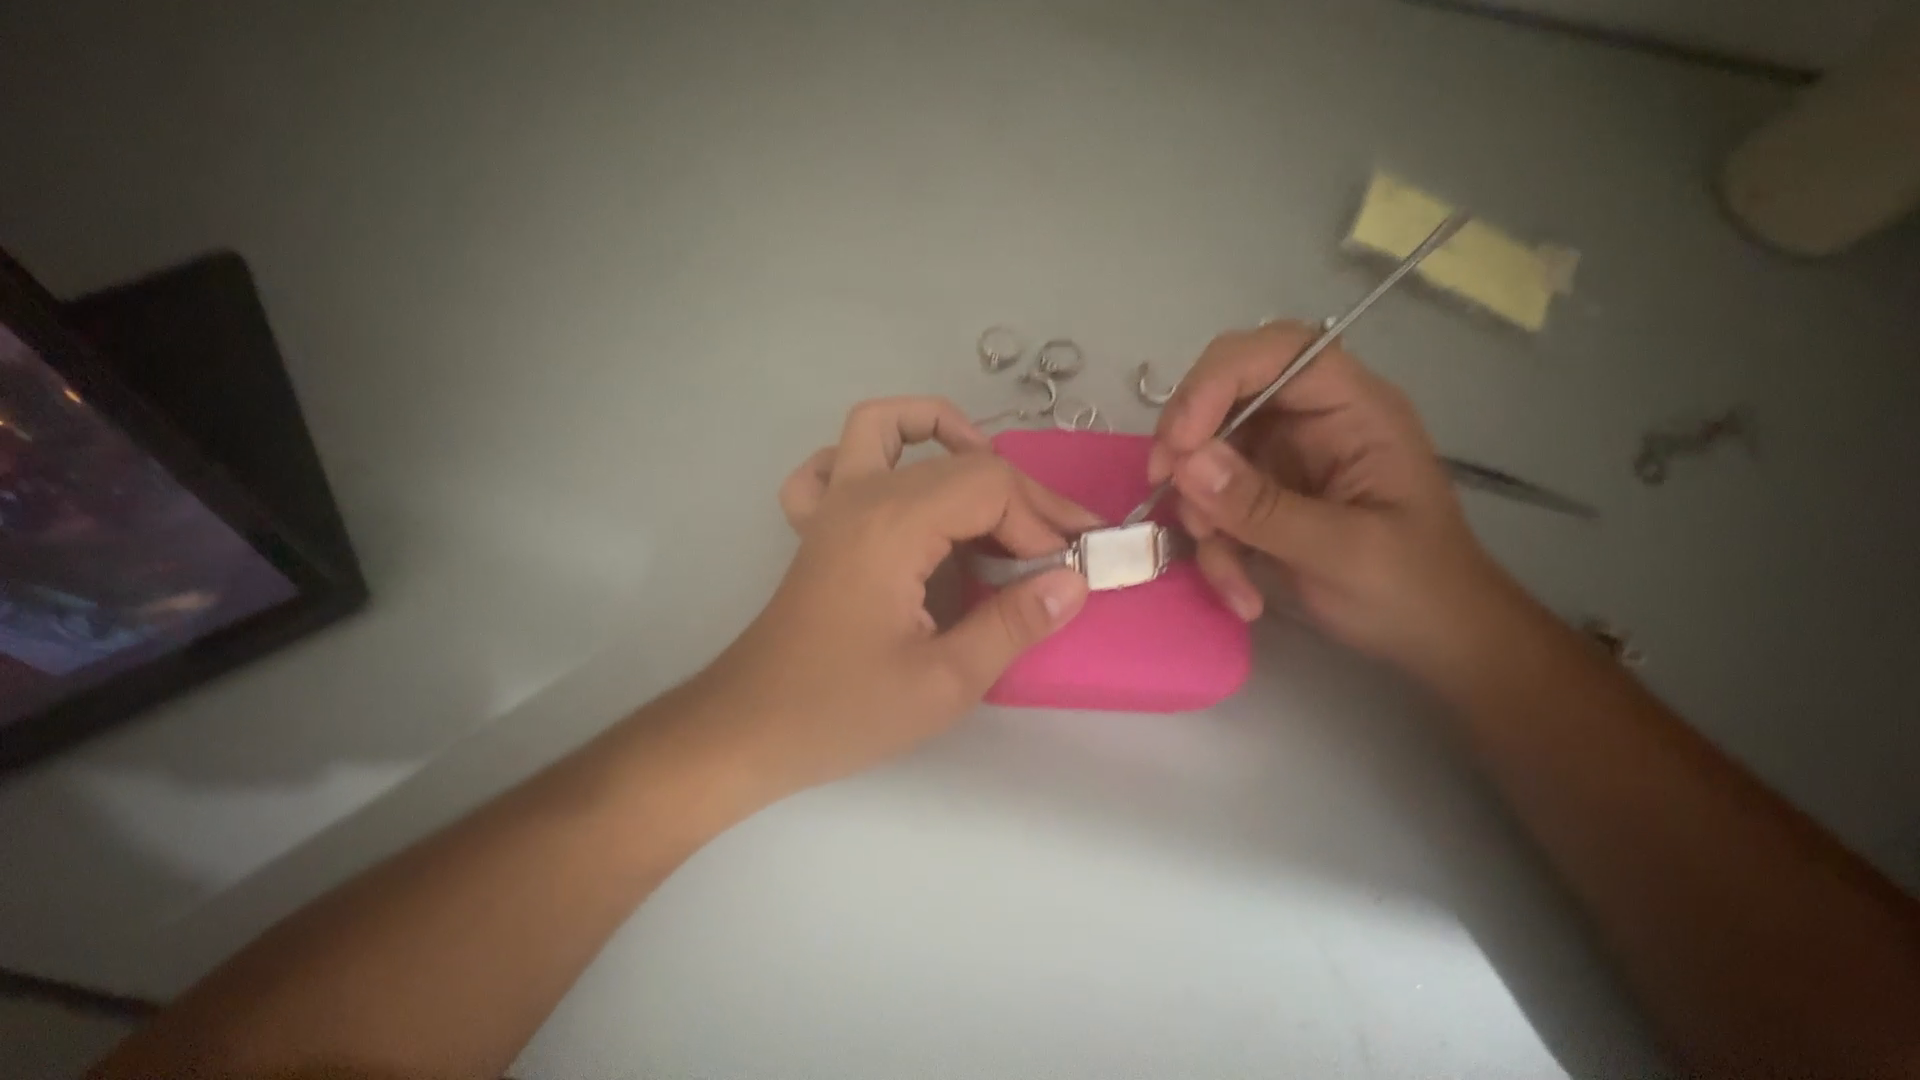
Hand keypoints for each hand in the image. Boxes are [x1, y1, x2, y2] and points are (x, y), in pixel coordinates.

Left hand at [699, 397, 1097, 799]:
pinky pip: (838, 462)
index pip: (991, 485)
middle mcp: (861, 496)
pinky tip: (904, 491)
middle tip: (1057, 549)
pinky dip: (877, 456)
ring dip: (945, 439)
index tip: (1074, 568)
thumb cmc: (842, 711)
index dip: (1043, 520)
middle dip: (1020, 498)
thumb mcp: (944, 681)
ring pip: (886, 428)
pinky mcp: (818, 527)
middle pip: (959, 461)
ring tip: (992, 492)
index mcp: (894, 525)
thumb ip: (1014, 624)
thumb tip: (1074, 582)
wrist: (748, 729)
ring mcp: (832, 506)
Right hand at [1149, 322, 1521, 675]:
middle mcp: (1313, 421)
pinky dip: (1215, 548)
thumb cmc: (1415, 590)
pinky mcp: (1262, 497)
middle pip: (1226, 392)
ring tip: (1230, 573)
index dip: (1219, 379)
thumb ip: (1261, 507)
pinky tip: (1243, 591)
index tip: (1180, 443)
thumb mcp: (1342, 551)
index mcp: (1354, 409)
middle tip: (1165, 490)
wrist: (1436, 641)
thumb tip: (1185, 462)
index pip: (1279, 352)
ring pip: (1207, 455)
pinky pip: (1212, 504)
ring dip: (1202, 515)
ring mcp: (1284, 458)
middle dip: (1188, 442)